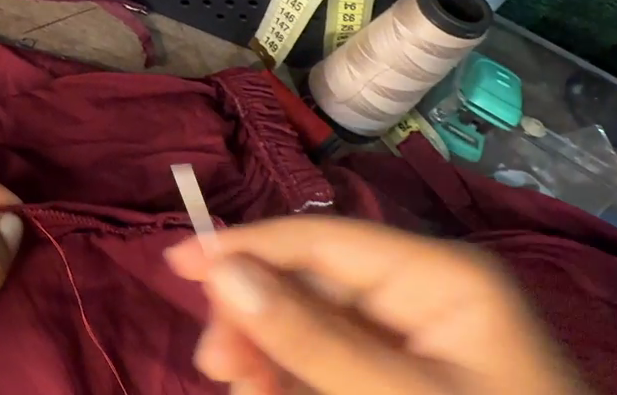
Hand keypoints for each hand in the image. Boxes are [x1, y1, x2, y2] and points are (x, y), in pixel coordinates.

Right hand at [165, 216, 588, 394]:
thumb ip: (313, 338)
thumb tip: (222, 269)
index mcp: (439, 276)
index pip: (317, 238)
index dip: (242, 245)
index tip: (176, 262)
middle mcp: (423, 291)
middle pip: (308, 281)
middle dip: (255, 317)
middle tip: (217, 366)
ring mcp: (417, 336)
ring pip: (311, 324)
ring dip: (268, 353)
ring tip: (242, 389)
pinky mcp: (409, 375)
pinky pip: (331, 359)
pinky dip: (294, 375)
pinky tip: (268, 391)